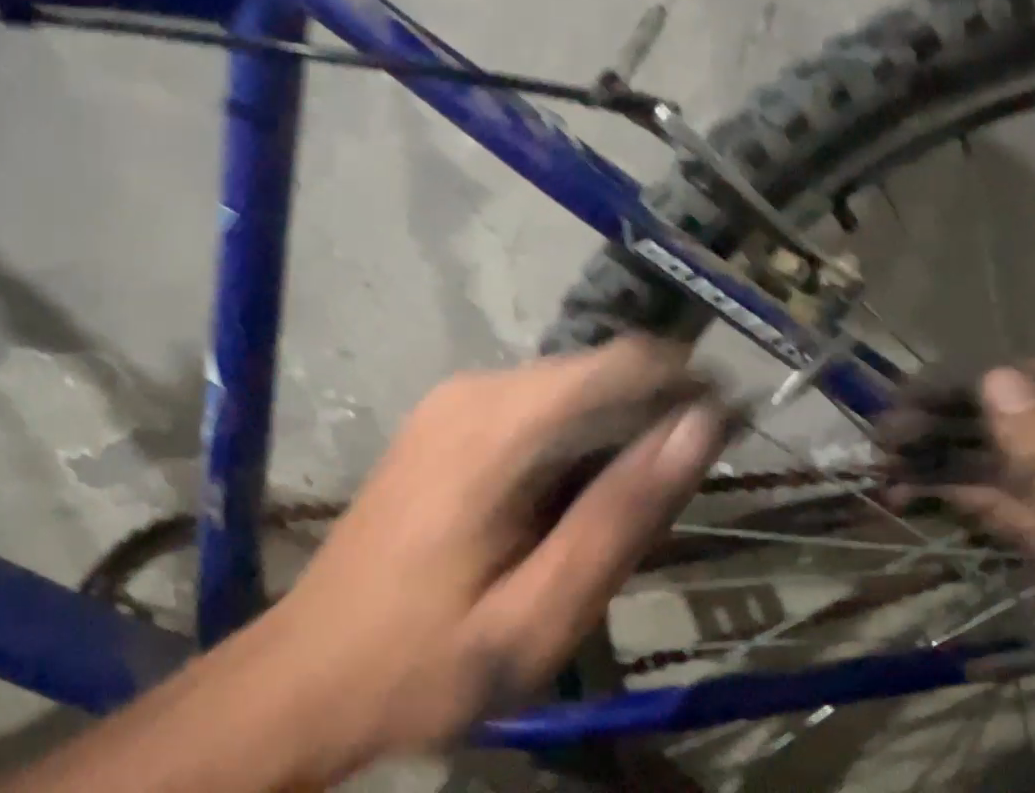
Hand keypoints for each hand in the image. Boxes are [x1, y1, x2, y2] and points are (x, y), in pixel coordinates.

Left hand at [256, 335, 729, 773]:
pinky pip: (535, 411)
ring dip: (608, 444)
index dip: (689, 386)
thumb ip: (621, 515)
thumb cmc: (425, 660)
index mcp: (499, 425)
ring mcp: (452, 400)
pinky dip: (569, 448)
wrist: (309, 674)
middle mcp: (476, 389)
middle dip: (646, 429)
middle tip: (652, 519)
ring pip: (571, 393)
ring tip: (600, 530)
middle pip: (599, 376)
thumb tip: (700, 428)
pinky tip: (554, 518)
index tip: (725, 440)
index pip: (626, 361)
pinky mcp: (444, 420)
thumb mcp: (540, 612)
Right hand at [907, 363, 1034, 792]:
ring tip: (881, 454)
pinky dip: (957, 498)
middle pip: (1033, 427)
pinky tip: (905, 490)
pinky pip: (1004, 509)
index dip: (993, 384)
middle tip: (884, 428)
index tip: (917, 388)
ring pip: (1010, 467)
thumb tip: (998, 377)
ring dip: (948, 458)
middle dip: (958, 423)